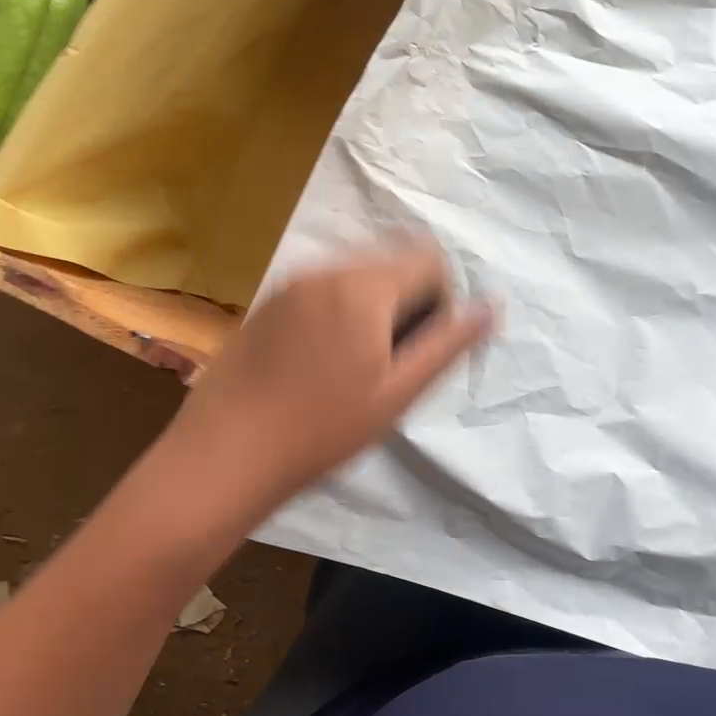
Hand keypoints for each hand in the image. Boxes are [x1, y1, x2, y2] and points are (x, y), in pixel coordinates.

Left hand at [170, 238, 493, 502]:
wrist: (222, 457)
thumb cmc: (321, 431)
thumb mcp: (399, 393)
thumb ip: (450, 344)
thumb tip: (493, 307)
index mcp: (363, 285)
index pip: (429, 259)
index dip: (441, 301)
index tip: (421, 349)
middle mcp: (325, 269)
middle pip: (392, 261)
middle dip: (406, 301)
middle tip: (391, 362)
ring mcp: (289, 283)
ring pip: (357, 274)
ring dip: (373, 306)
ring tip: (356, 366)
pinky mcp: (265, 302)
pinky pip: (322, 288)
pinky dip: (339, 311)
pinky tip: (321, 363)